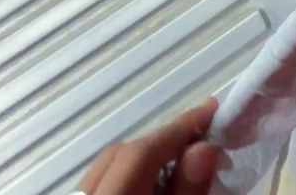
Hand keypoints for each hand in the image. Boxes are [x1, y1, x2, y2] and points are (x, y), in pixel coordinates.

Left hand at [74, 99, 221, 194]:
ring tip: (178, 161)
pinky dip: (125, 175)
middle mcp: (81, 194)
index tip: (213, 109)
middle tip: (200, 138)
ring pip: (104, 168)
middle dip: (159, 141)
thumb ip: (184, 192)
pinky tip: (150, 183)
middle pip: (118, 154)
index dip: (178, 127)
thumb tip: (205, 146)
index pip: (140, 152)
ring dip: (142, 157)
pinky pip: (96, 184)